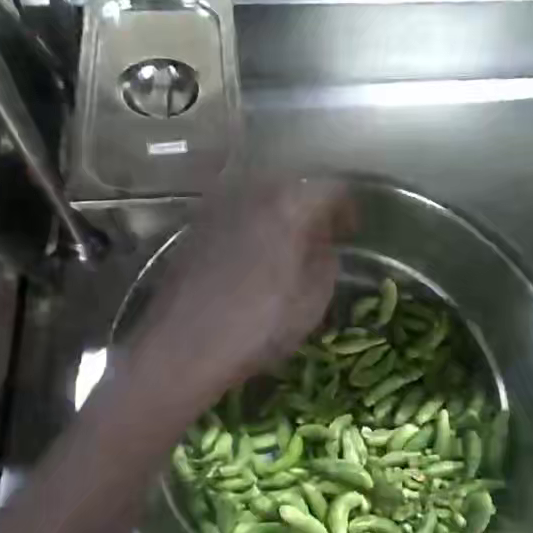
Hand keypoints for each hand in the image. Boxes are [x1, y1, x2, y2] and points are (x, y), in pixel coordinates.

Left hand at [121, 178, 351, 405]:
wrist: (182, 346)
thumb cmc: (257, 326)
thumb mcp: (312, 301)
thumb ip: (327, 260)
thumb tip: (324, 243)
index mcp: (288, 205)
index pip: (330, 188)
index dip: (346, 207)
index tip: (350, 232)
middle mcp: (251, 193)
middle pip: (292, 185)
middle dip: (310, 208)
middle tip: (321, 236)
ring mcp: (217, 207)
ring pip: (260, 196)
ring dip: (279, 215)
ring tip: (287, 246)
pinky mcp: (195, 227)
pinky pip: (234, 213)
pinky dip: (251, 226)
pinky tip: (252, 256)